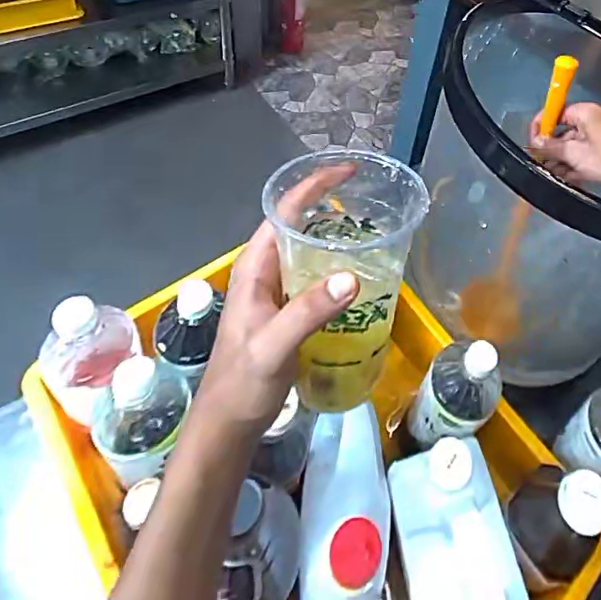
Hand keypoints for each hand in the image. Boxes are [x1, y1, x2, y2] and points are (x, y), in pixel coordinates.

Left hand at [196, 167, 360, 434]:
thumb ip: (308, 311)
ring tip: (373, 232)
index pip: (284, 212)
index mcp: (255, 268)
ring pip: (309, 251)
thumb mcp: (274, 346)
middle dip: (331, 207)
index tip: (349, 173)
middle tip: (371, 202)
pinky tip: (361, 276)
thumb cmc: (241, 383)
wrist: (227, 426)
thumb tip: (351, 277)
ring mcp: (277, 292)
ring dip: (336, 237)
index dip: (314, 187)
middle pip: (298, 225)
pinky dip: (337, 267)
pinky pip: (316, 277)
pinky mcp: (288, 311)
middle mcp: (265, 272)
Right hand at [527, 102, 600, 191]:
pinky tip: (568, 179)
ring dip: (561, 161)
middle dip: (551, 150)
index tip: (533, 147)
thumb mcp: (575, 154)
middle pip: (561, 131)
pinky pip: (582, 154)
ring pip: (571, 146)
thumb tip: (535, 143)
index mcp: (582, 112)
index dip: (540, 129)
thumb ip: (552, 147)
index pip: (553, 113)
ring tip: (554, 176)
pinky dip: (574, 165)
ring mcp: (597, 135)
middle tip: (541, 166)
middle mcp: (589, 119)